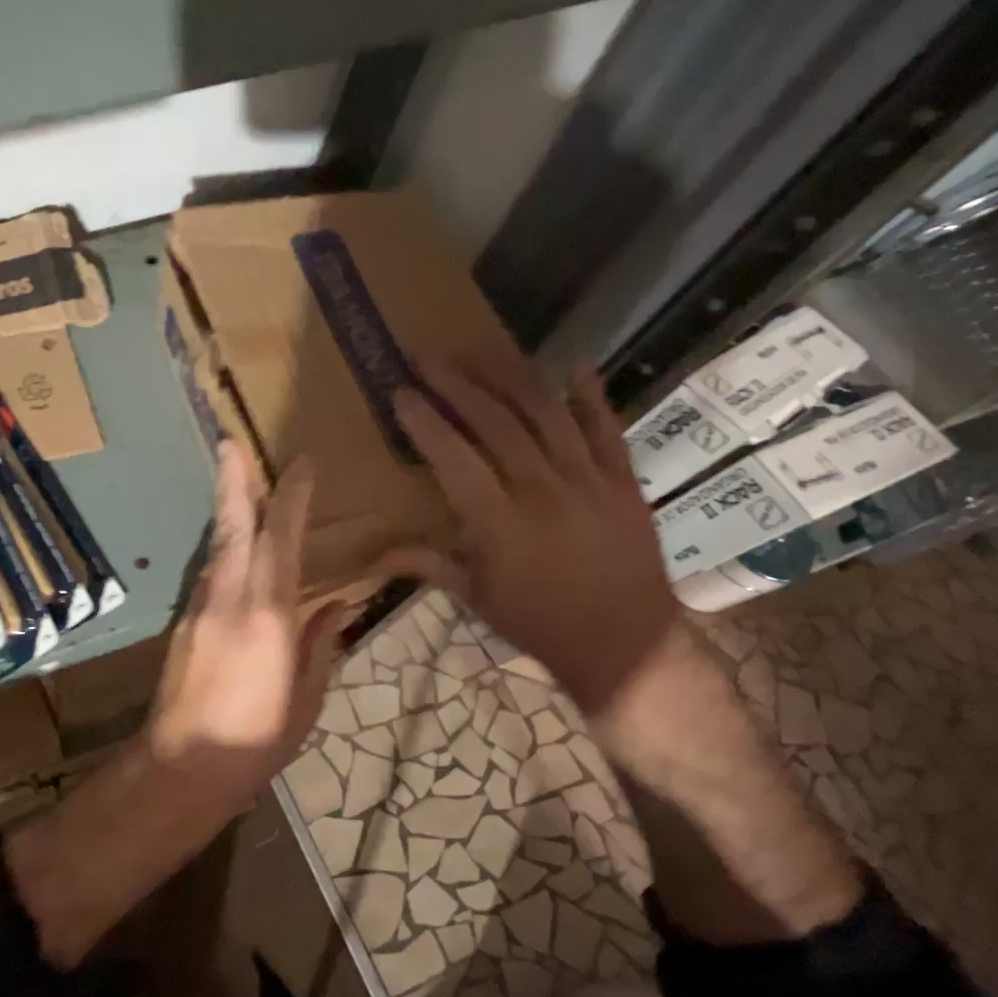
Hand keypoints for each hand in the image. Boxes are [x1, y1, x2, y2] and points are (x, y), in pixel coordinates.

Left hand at [7, 442, 346, 968]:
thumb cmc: (257, 739)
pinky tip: (230, 547)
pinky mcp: (182, 624)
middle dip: (235, 482)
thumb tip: (338, 606)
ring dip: (227, 512)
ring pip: (216, 548)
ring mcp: (198, 608)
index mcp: (268, 614)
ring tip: (235, 482)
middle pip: (234, 527)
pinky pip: (207, 573)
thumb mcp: (306, 699)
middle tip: (230, 443)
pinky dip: (221, 549)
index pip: (283, 540)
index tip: (303, 463)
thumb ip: (321, 646)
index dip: (292, 497)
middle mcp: (228, 599)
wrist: (184, 765)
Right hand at [386, 354, 678, 713]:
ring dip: (509, 379)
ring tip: (480, 353)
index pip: (454, 457)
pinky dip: (590, 394)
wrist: (625, 643)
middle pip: (495, 423)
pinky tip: (574, 363)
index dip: (425, 421)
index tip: (400, 392)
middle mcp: (542, 491)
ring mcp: (588, 481)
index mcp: (499, 523)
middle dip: (456, 385)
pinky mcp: (623, 480)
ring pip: (545, 415)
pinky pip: (607, 428)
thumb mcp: (475, 597)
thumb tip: (372, 555)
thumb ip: (426, 564)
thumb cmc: (538, 623)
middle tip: (427, 356)